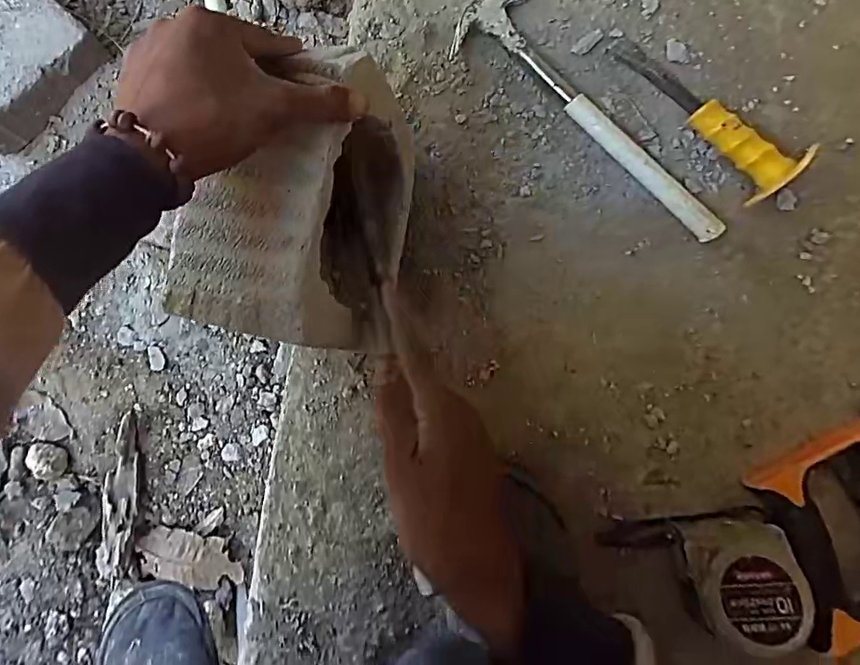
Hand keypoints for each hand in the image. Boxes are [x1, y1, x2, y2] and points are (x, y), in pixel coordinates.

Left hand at [115, 6, 363, 180]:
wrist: (144, 157)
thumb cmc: (213, 120)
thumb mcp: (273, 109)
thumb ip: (317, 101)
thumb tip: (360, 101)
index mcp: (210, 21)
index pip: (266, 43)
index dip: (287, 67)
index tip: (297, 85)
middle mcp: (174, 24)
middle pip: (231, 51)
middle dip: (249, 75)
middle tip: (261, 106)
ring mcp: (147, 48)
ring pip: (200, 63)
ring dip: (217, 81)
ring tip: (228, 114)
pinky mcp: (130, 74)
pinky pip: (172, 77)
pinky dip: (188, 90)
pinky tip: (195, 114)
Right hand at [375, 284, 524, 656]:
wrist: (484, 573)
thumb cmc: (433, 524)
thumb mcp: (400, 471)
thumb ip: (391, 416)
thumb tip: (384, 369)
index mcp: (442, 410)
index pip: (415, 354)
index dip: (400, 320)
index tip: (390, 287)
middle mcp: (463, 410)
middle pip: (424, 372)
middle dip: (400, 355)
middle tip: (375, 341)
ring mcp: (473, 429)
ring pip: (432, 396)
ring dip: (409, 386)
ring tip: (384, 390)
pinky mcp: (475, 447)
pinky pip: (441, 414)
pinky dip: (421, 409)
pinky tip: (406, 427)